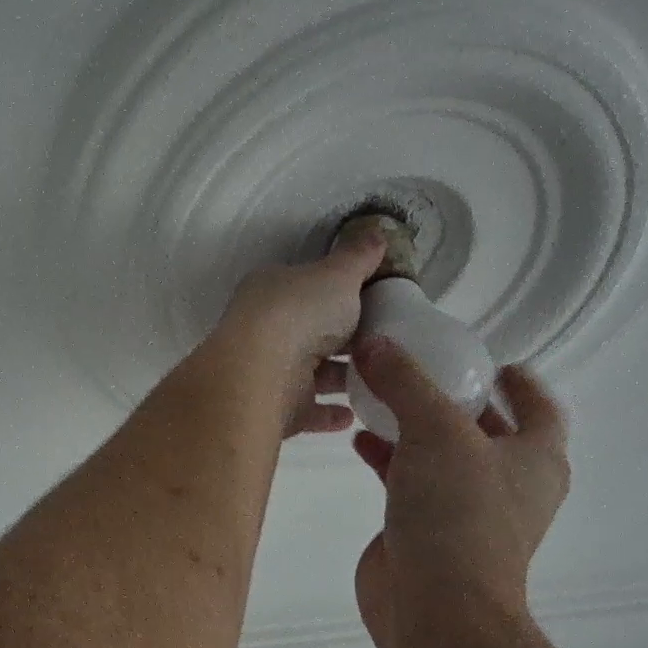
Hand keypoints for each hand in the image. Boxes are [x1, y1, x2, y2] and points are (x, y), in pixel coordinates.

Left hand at [213, 228, 386, 435]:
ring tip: (378, 377)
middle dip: (342, 337)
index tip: (371, 298)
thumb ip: (357, 257)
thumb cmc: (299, 312)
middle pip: (309, 331)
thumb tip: (377, 233)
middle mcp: (264, 330)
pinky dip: (329, 413)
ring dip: (339, 377)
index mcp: (270, 291)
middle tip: (385, 340)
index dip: (335, 291)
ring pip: (309, 374)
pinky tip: (353, 414)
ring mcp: (267, 373)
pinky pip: (307, 411)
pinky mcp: (275, 411)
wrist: (262, 374)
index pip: (305, 287)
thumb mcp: (337, 274)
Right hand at [349, 338, 569, 647]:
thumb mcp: (436, 430)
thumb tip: (374, 344)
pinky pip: (408, 480)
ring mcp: (466, 511)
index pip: (540, 407)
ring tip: (378, 395)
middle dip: (454, 399)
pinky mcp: (426, 531)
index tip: (492, 360)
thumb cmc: (458, 512)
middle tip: (420, 368)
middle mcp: (508, 484)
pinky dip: (388, 456)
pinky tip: (358, 438)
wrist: (437, 606)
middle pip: (485, 430)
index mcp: (536, 458)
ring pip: (441, 455)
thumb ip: (405, 382)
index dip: (520, 381)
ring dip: (413, 426)